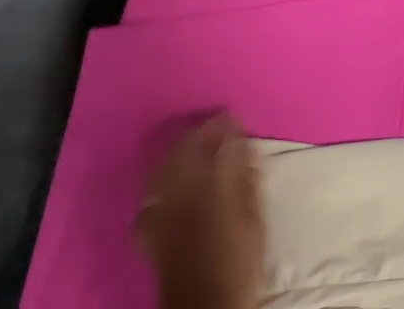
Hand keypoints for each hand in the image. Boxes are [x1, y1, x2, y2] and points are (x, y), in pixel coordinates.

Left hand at [136, 113, 265, 308]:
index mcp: (212, 188)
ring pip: (165, 169)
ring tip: (194, 144)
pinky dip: (161, 183)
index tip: (236, 114)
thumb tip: (247, 150)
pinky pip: (152, 194)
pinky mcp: (148, 230)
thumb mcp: (255, 220)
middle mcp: (180, 194)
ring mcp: (159, 211)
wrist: (203, 308)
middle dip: (200, 133)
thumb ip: (248, 182)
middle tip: (216, 122)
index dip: (227, 127)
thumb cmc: (239, 262)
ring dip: (179, 152)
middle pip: (185, 151)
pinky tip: (170, 184)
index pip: (219, 145)